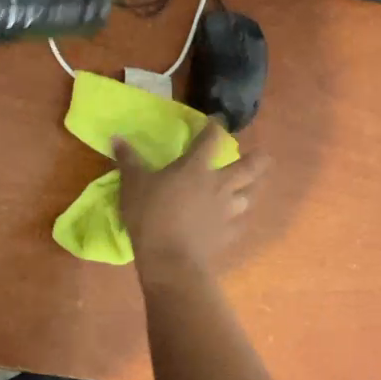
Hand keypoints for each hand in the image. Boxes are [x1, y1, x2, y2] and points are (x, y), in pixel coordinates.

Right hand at [113, 123, 267, 280]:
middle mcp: (219, 185)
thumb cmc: (149, 214)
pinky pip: (241, 222)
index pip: (210, 140)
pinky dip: (239, 217)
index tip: (218, 121)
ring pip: (251, 195)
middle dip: (259, 160)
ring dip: (251, 189)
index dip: (215, 128)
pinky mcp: (229, 233)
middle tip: (263, 156)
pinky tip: (234, 219)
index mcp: (195, 168)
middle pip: (249, 168)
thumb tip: (117, 138)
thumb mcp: (132, 183)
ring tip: (249, 188)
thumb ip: (128, 160)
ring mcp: (228, 211)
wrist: (170, 258)